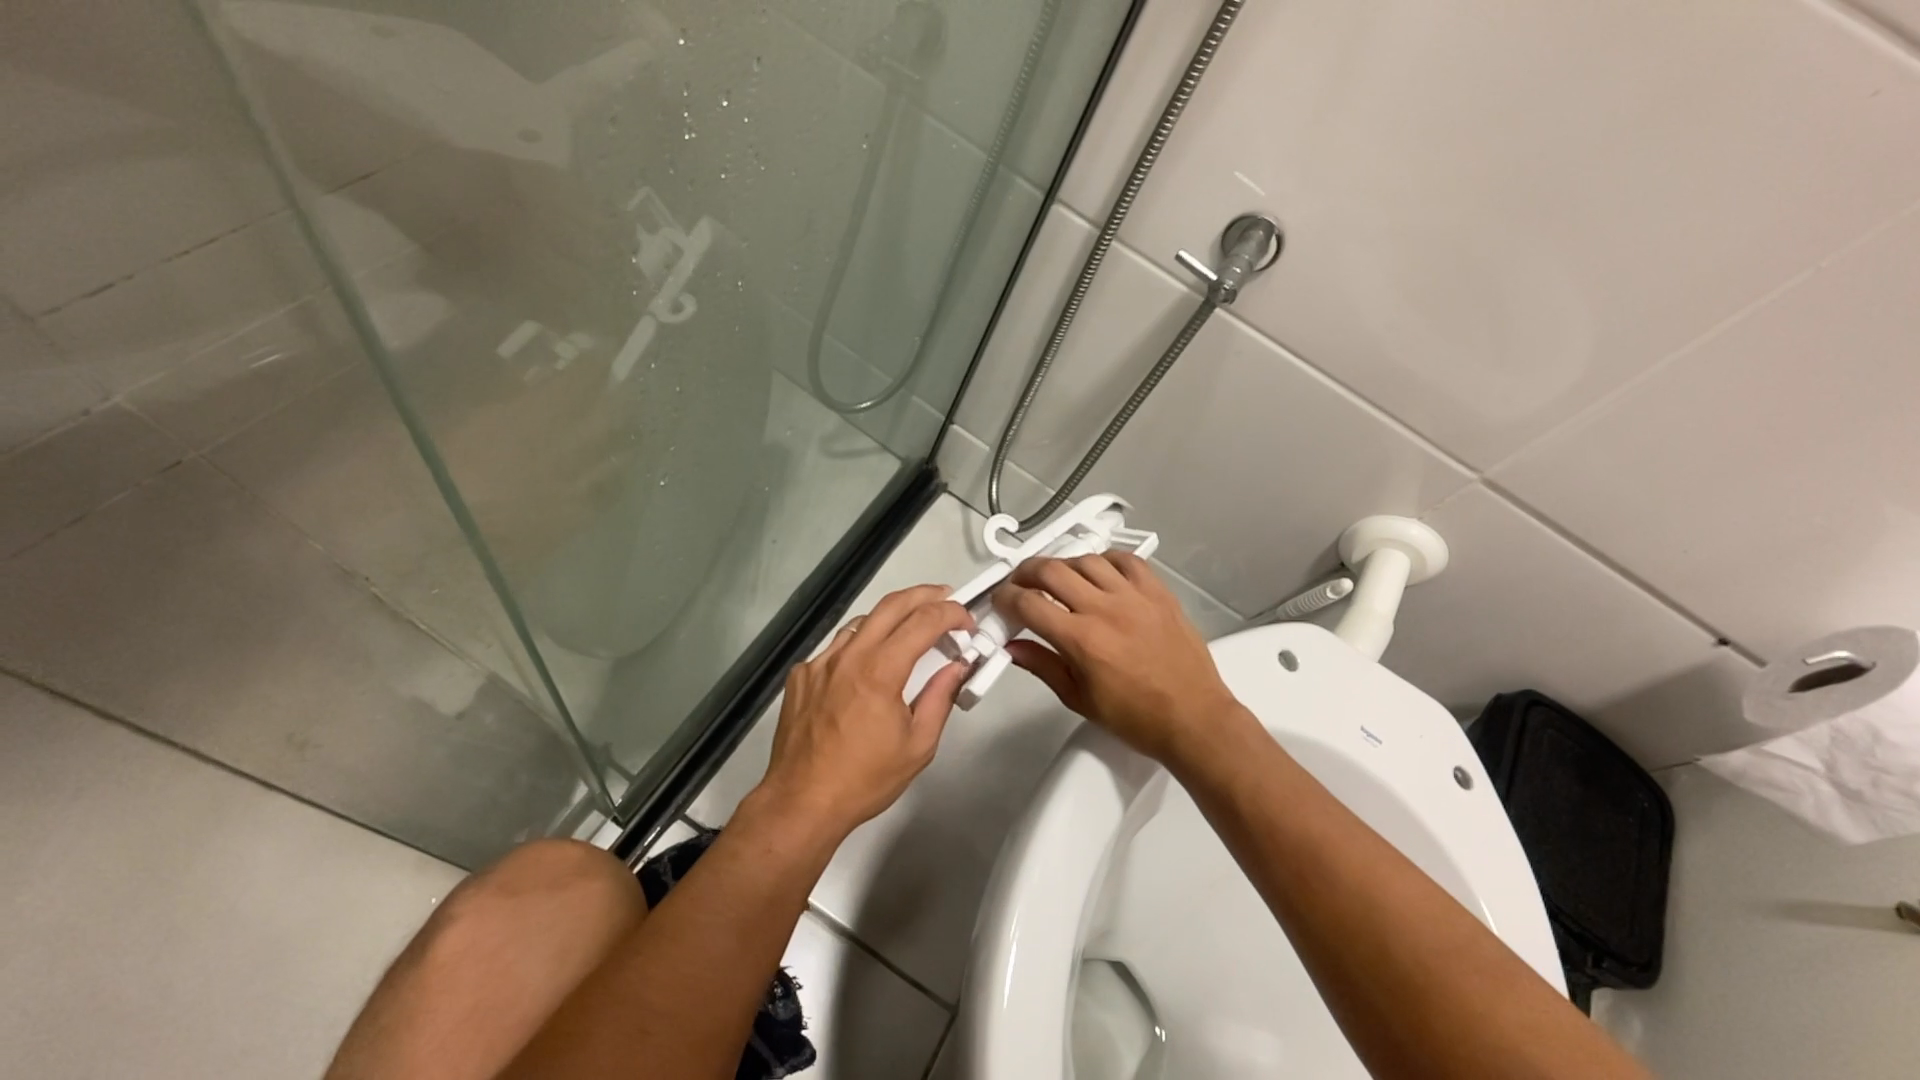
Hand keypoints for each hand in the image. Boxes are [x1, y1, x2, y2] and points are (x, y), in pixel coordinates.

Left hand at [753, 585, 974, 837]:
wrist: (802, 801)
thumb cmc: (865, 780)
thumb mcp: (918, 745)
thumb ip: (940, 698)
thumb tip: (957, 667)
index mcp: (879, 671)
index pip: (923, 622)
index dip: (951, 614)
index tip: (966, 622)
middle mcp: (847, 657)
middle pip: (890, 605)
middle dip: (924, 595)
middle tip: (946, 598)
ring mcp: (819, 663)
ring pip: (860, 623)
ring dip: (890, 618)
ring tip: (909, 630)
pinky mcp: (801, 676)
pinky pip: (835, 647)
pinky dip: (859, 645)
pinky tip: (867, 666)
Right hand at [995, 554, 1240, 765]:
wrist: (1194, 719)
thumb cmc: (1137, 718)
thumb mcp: (1079, 698)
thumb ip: (1043, 665)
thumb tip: (1014, 646)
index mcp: (1082, 640)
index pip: (1029, 604)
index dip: (1006, 598)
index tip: (1001, 601)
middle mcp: (1106, 610)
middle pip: (1052, 571)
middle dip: (1026, 573)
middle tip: (1020, 584)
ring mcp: (1135, 597)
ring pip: (1087, 561)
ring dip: (1063, 565)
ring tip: (1056, 579)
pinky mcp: (1159, 593)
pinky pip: (1127, 561)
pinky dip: (1105, 561)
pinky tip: (1098, 572)